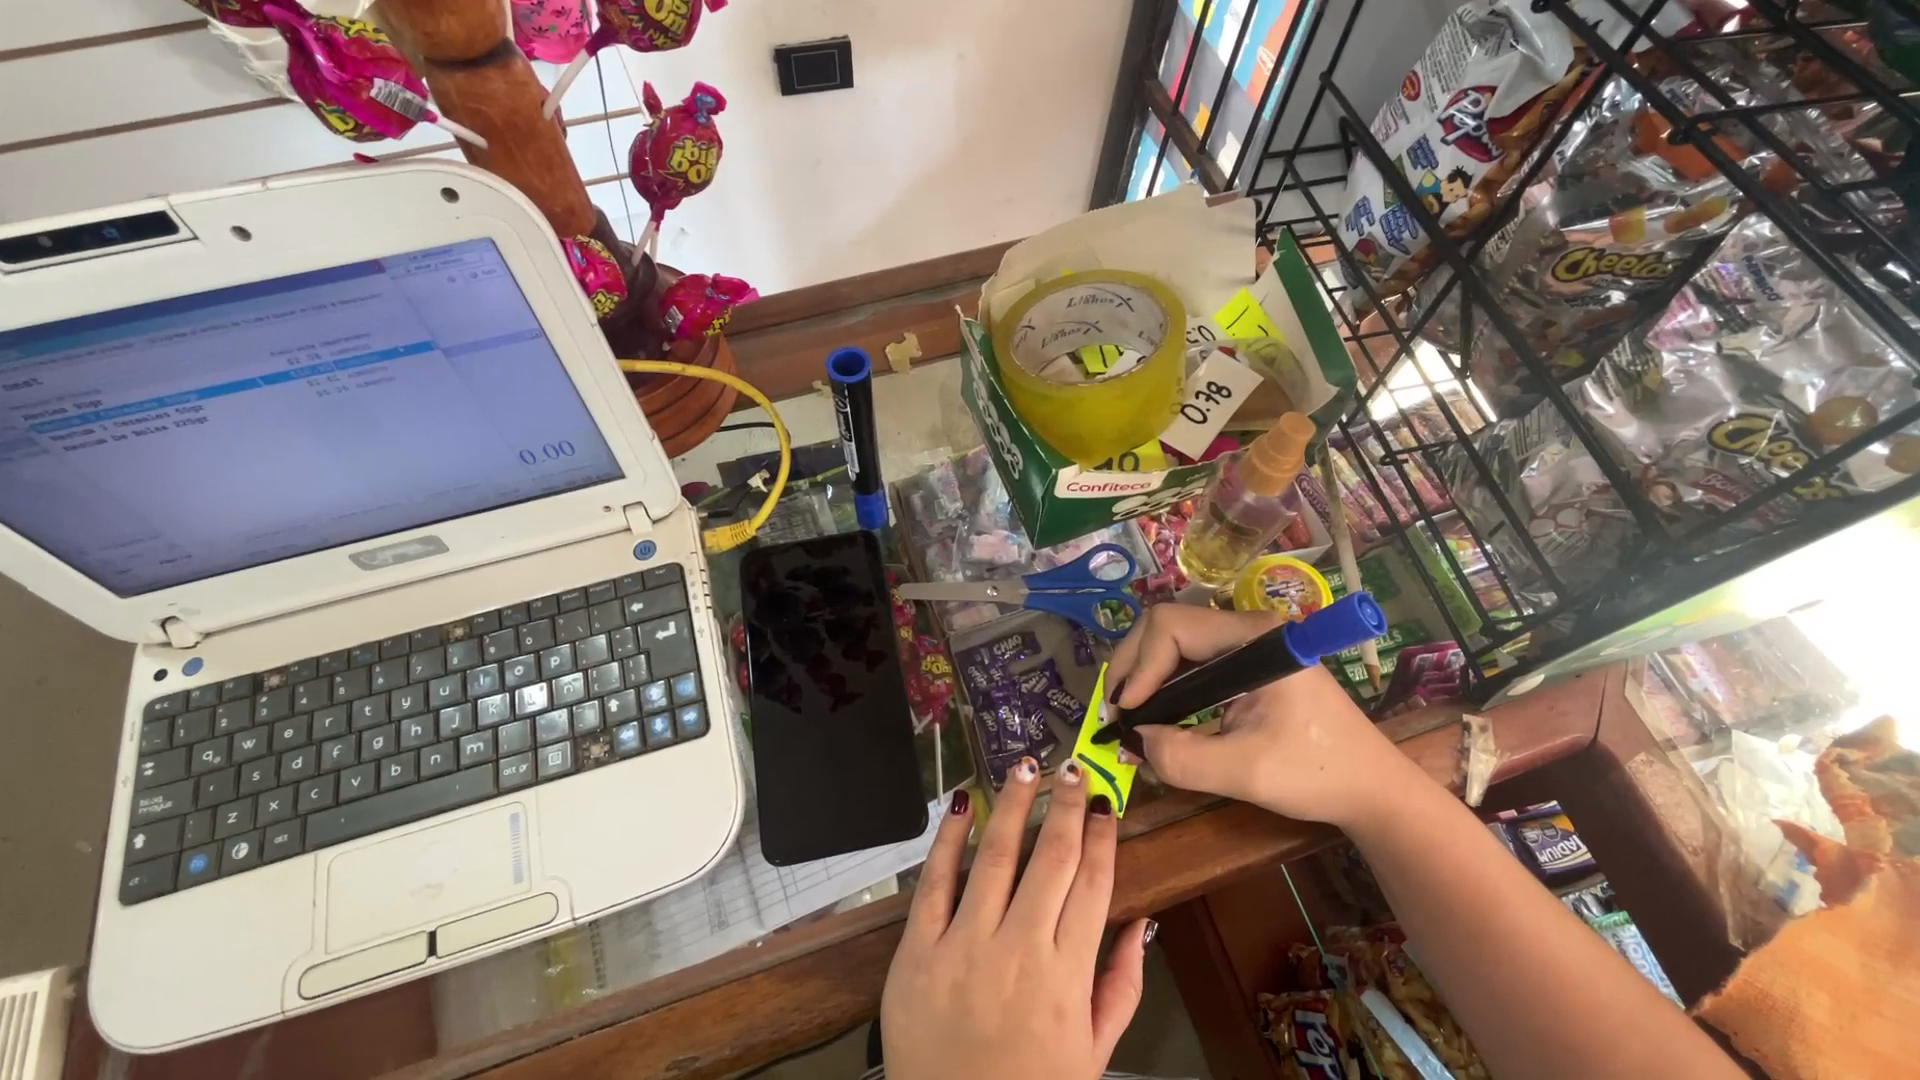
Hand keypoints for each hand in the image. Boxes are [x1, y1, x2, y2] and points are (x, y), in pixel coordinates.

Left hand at [881, 756, 1151, 1079]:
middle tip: (1073, 768)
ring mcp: (964, 947)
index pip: (1092, 886)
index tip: (1104, 804)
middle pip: (1050, 860)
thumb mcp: (1093, 1052)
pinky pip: (934, 884)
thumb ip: (1122, 987)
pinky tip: (962, 805)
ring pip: (996, 859)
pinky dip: (949, 840)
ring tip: (1024, 766)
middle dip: (1065, 807)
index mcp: (1066, 975)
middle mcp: (1019, 950)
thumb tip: (1142, 925)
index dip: (1100, 838)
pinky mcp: (917, 952)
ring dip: (1013, 806)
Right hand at [1105, 604, 1417, 829]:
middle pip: (1166, 626)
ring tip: (1128, 716)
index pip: (1172, 626)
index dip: (1140, 665)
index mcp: (1255, 639)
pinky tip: (1155, 714)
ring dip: (1144, 676)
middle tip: (1116, 714)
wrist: (1372, 789)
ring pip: (1173, 642)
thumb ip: (1181, 757)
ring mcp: (1247, 645)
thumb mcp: (1244, 772)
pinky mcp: (1245, 665)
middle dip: (1133, 666)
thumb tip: (1134, 740)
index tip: (1127, 713)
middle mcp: (1248, 629)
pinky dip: (1163, 685)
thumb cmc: (1317, 775)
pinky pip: (1189, 662)